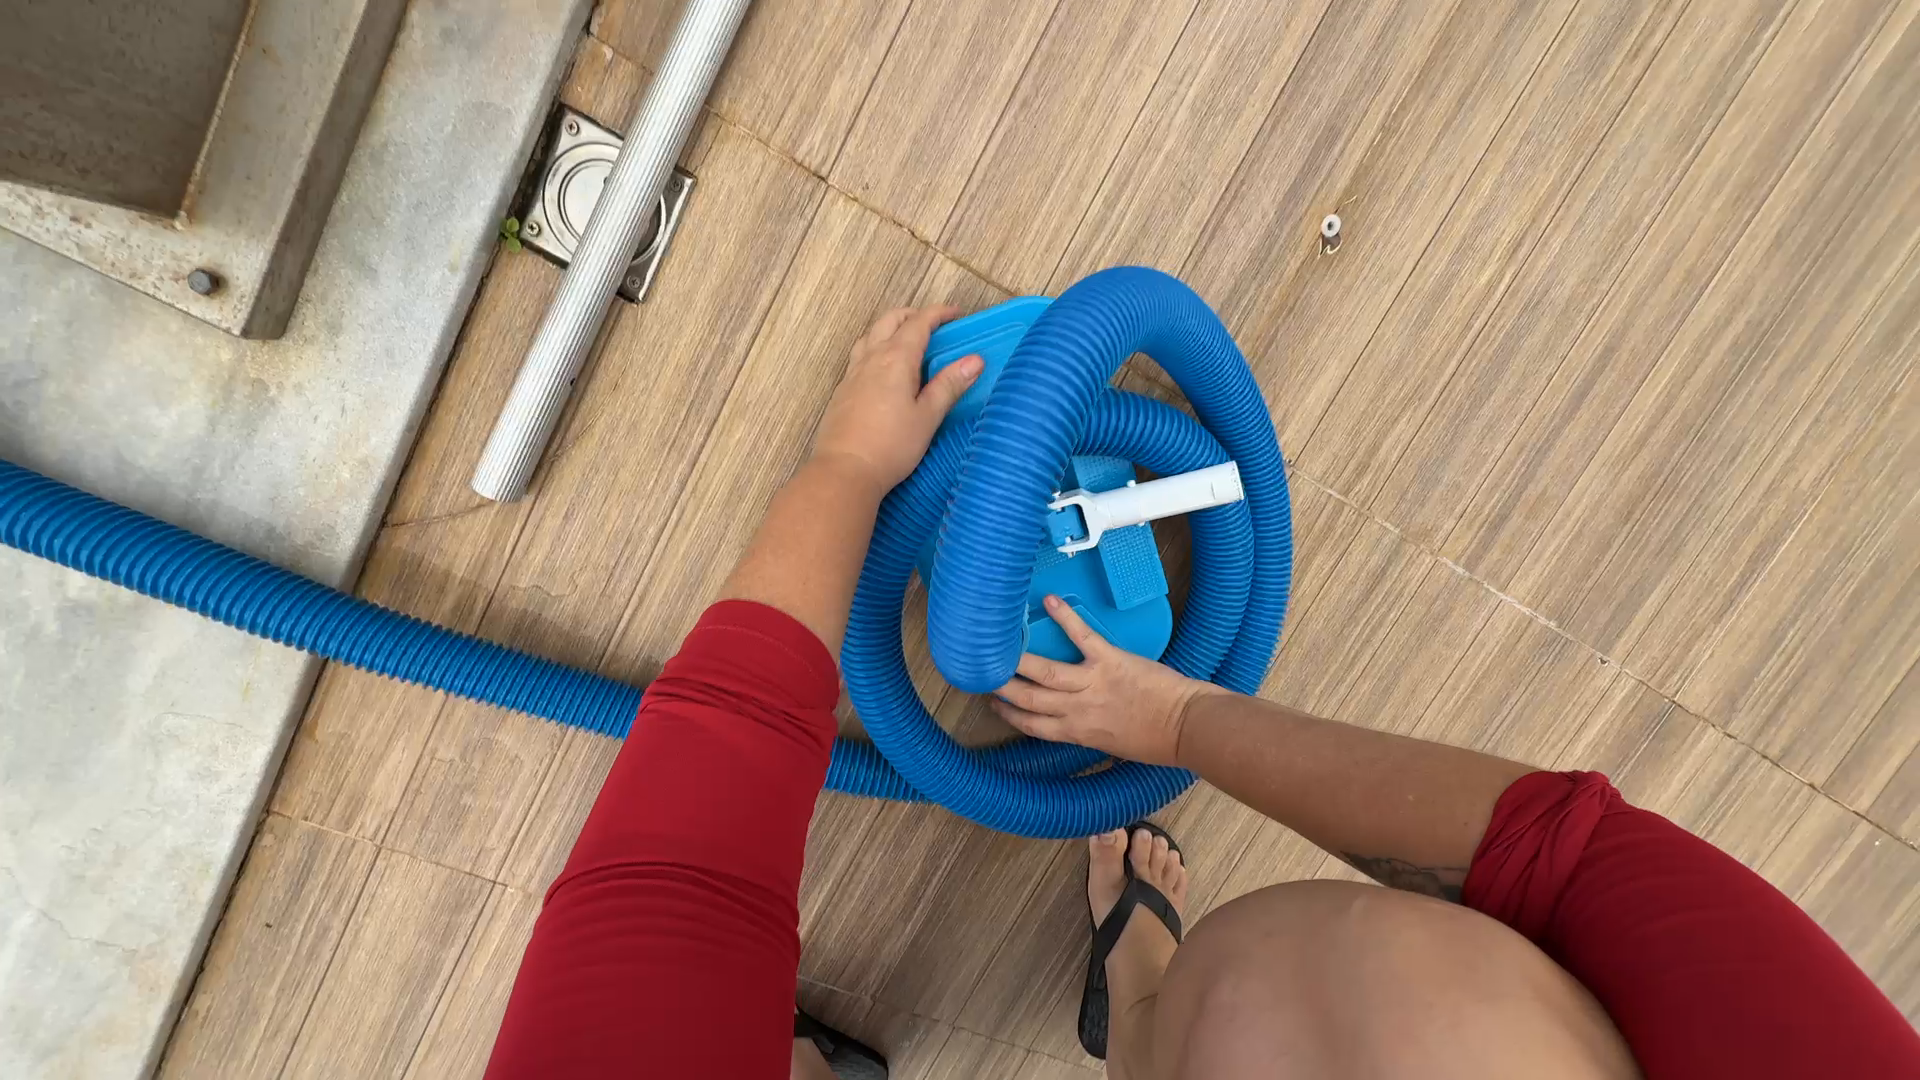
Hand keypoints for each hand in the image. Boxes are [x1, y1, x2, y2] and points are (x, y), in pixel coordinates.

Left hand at [811, 304, 982, 492]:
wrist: (845, 469)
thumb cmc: (891, 446)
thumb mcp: (927, 417)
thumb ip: (949, 386)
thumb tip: (975, 360)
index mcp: (896, 359)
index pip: (919, 324)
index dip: (939, 314)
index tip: (956, 314)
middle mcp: (871, 358)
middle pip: (890, 321)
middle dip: (913, 315)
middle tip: (933, 325)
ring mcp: (853, 373)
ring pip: (871, 335)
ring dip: (890, 328)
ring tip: (906, 340)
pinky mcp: (843, 390)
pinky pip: (860, 354)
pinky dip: (876, 347)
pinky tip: (883, 369)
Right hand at [992, 595, 1223, 765]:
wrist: (1188, 727)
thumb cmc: (1157, 742)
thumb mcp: (1114, 747)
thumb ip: (1088, 732)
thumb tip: (1074, 723)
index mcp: (1078, 733)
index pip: (1032, 725)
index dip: (1009, 714)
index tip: (994, 702)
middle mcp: (1077, 710)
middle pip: (1028, 698)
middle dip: (1002, 685)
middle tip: (984, 669)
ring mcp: (1092, 683)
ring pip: (1044, 671)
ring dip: (1018, 658)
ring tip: (999, 642)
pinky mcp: (1109, 660)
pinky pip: (1082, 636)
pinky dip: (1065, 618)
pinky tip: (1050, 601)